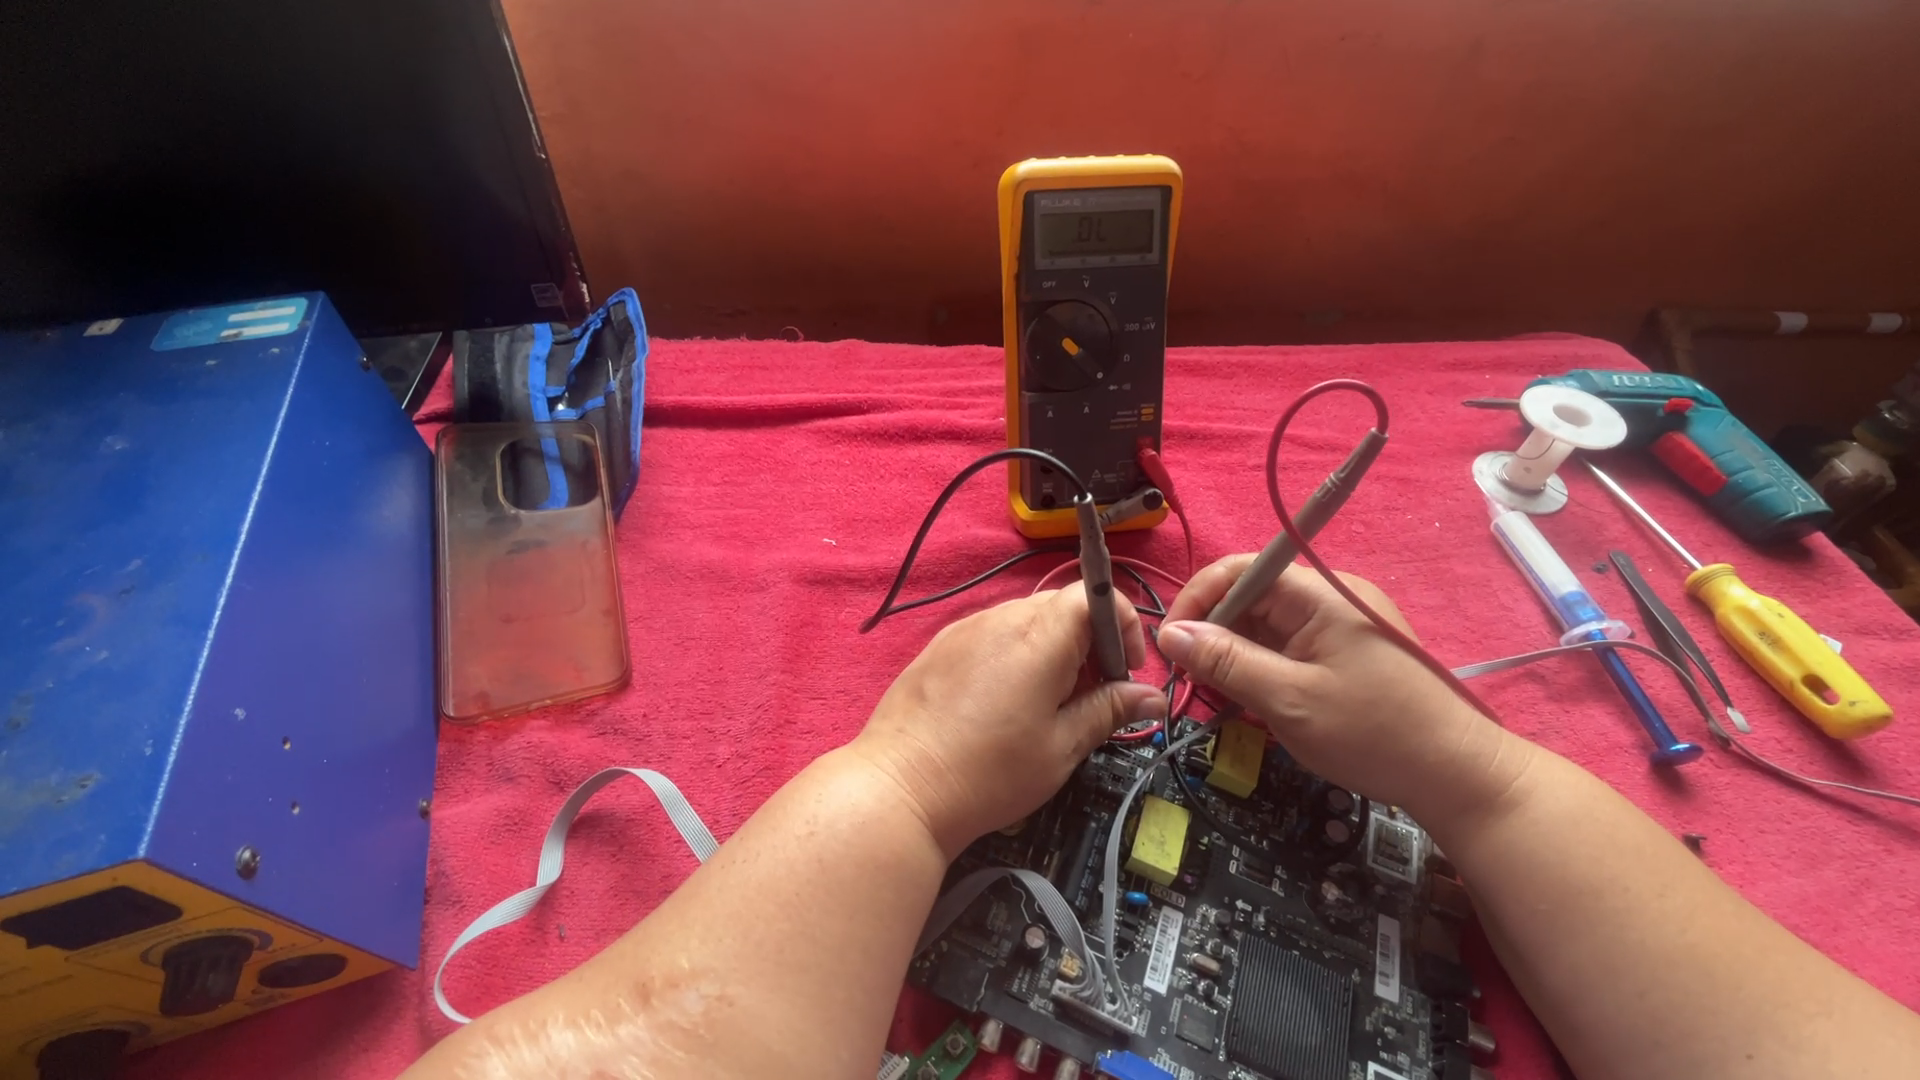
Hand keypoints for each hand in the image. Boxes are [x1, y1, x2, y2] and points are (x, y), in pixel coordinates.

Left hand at [853, 587, 1166, 857]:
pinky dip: (1014, 654)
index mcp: (1040, 635)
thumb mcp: (1061, 747)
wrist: (899, 787)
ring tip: (1047, 704)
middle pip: (1061, 607)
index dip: (1122, 625)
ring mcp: (965, 628)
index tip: (1126, 672)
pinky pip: (992, 634)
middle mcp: (1001, 618)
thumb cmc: (989, 772)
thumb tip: (1150, 696)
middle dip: (1089, 643)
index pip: (1095, 594)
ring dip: (1051, 649)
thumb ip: (1108, 711)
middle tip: (1091, 696)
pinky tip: (1004, 702)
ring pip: (1025, 621)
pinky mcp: (940, 645)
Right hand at [1157, 557, 1532, 828]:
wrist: (1459, 778)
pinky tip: (1248, 703)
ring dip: (1232, 658)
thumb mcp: (1289, 699)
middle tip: (1189, 682)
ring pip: (1262, 627)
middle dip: (1211, 636)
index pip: (1240, 570)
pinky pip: (1284, 648)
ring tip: (1217, 699)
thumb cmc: (1374, 734)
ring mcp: (1337, 626)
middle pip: (1248, 598)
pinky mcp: (1342, 652)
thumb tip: (1170, 634)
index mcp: (1319, 594)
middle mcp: (1327, 599)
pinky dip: (1258, 671)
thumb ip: (1226, 662)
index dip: (1197, 599)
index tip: (1170, 645)